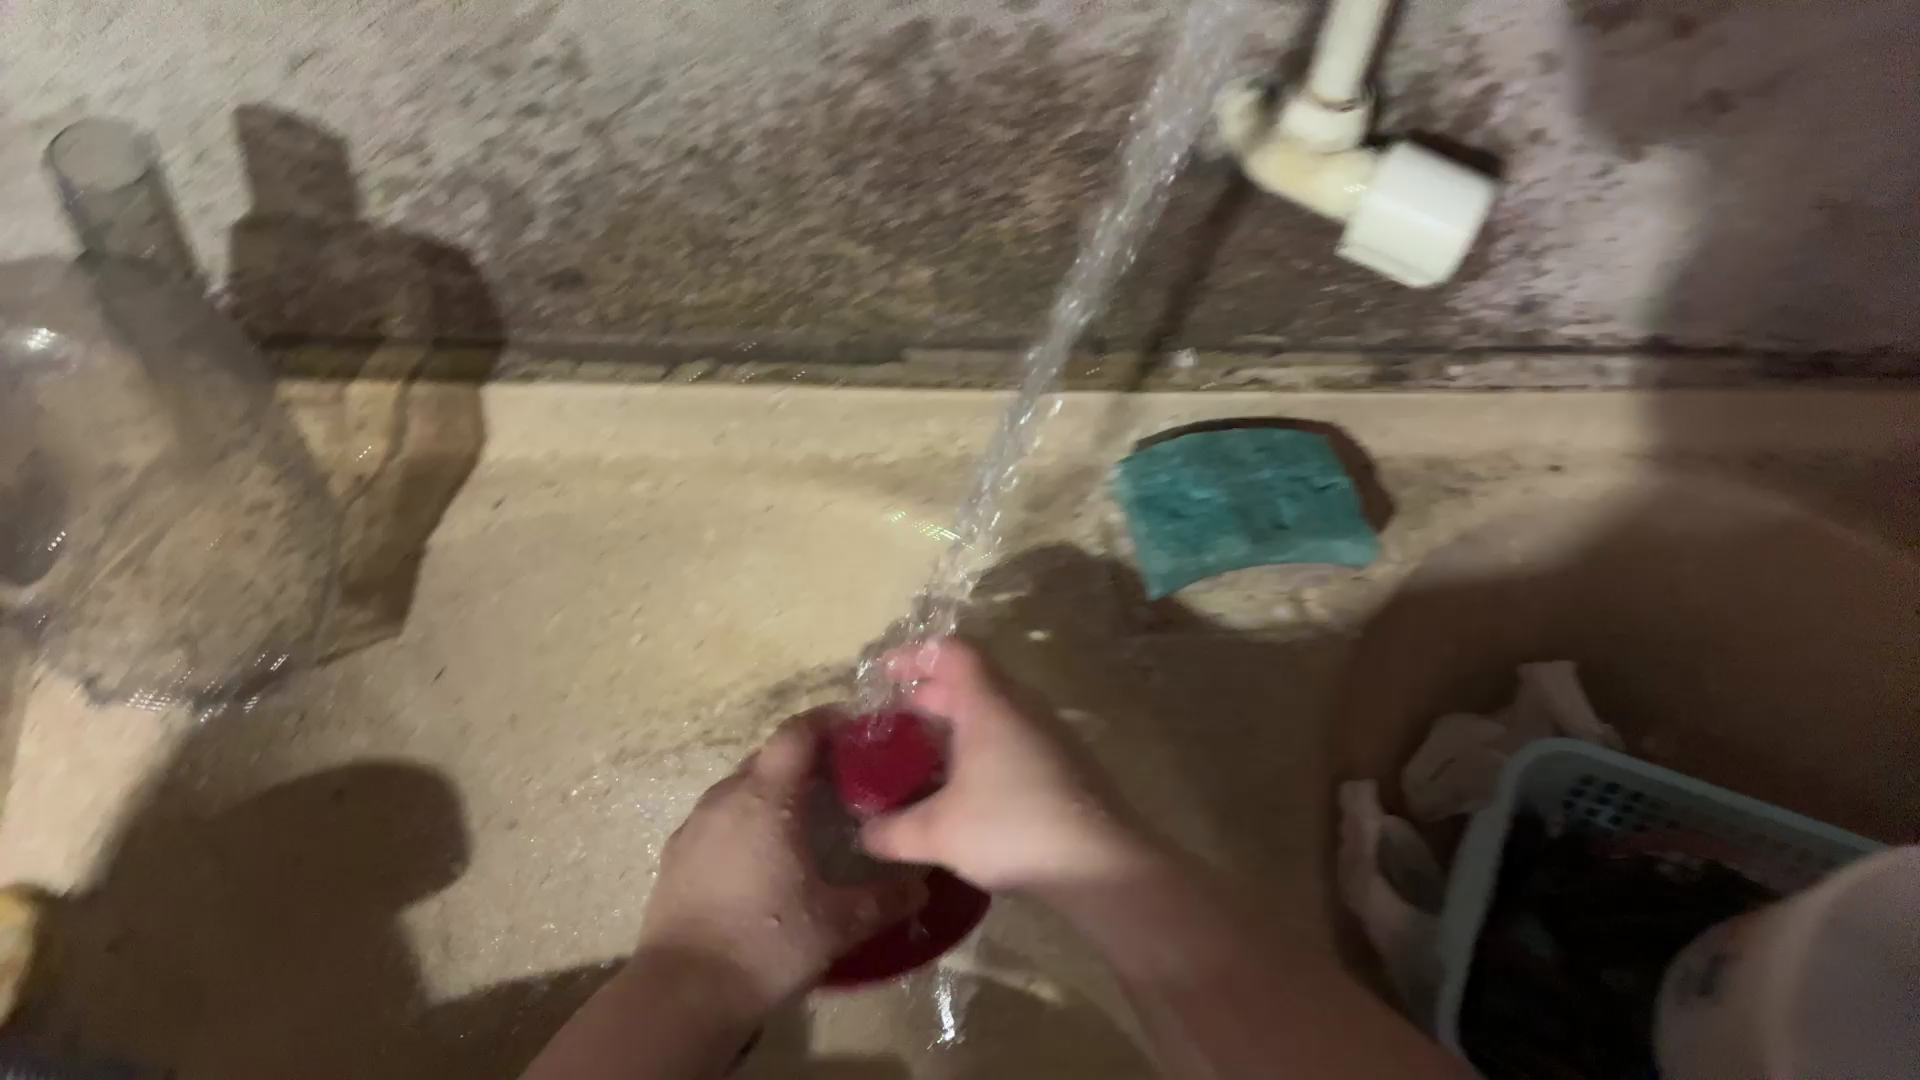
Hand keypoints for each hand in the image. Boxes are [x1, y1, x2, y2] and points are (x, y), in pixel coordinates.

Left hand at [637, 710, 924, 1014]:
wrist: (682, 995)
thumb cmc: (766, 944)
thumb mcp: (838, 924)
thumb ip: (885, 899)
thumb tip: (922, 885)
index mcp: (766, 798)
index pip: (796, 733)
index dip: (825, 720)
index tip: (855, 726)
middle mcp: (727, 798)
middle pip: (769, 755)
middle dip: (804, 756)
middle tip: (841, 777)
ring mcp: (695, 825)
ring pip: (741, 785)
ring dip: (773, 787)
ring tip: (803, 815)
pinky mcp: (676, 854)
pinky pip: (719, 815)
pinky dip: (745, 816)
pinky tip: (762, 852)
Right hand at [859, 638, 1156, 894]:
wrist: (1102, 864)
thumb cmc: (1013, 828)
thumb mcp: (939, 833)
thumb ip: (893, 831)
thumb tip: (864, 834)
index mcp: (989, 703)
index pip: (953, 652)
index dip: (916, 655)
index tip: (884, 673)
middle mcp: (1021, 707)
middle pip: (972, 679)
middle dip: (928, 694)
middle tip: (893, 721)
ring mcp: (1048, 733)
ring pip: (994, 710)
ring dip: (957, 723)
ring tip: (924, 755)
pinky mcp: (1064, 762)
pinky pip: (1013, 735)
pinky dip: (982, 745)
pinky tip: (967, 787)